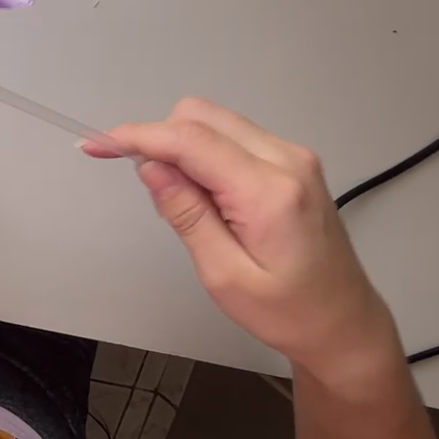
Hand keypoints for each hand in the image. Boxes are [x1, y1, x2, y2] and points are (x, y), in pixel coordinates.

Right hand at [86, 99, 399, 381]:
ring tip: (174, 196)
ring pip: (214, 121)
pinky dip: (200, 151)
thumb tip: (150, 167)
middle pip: (200, 117)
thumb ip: (186, 214)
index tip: (95, 145)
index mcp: (267, 192)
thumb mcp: (222, 274)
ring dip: (178, 145)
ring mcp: (292, 156)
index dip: (137, 137)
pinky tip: (198, 190)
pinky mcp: (291, 162)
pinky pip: (231, 137)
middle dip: (157, 138)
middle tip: (137, 180)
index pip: (190, 141)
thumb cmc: (284, 311)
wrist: (343, 321)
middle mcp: (285, 159)